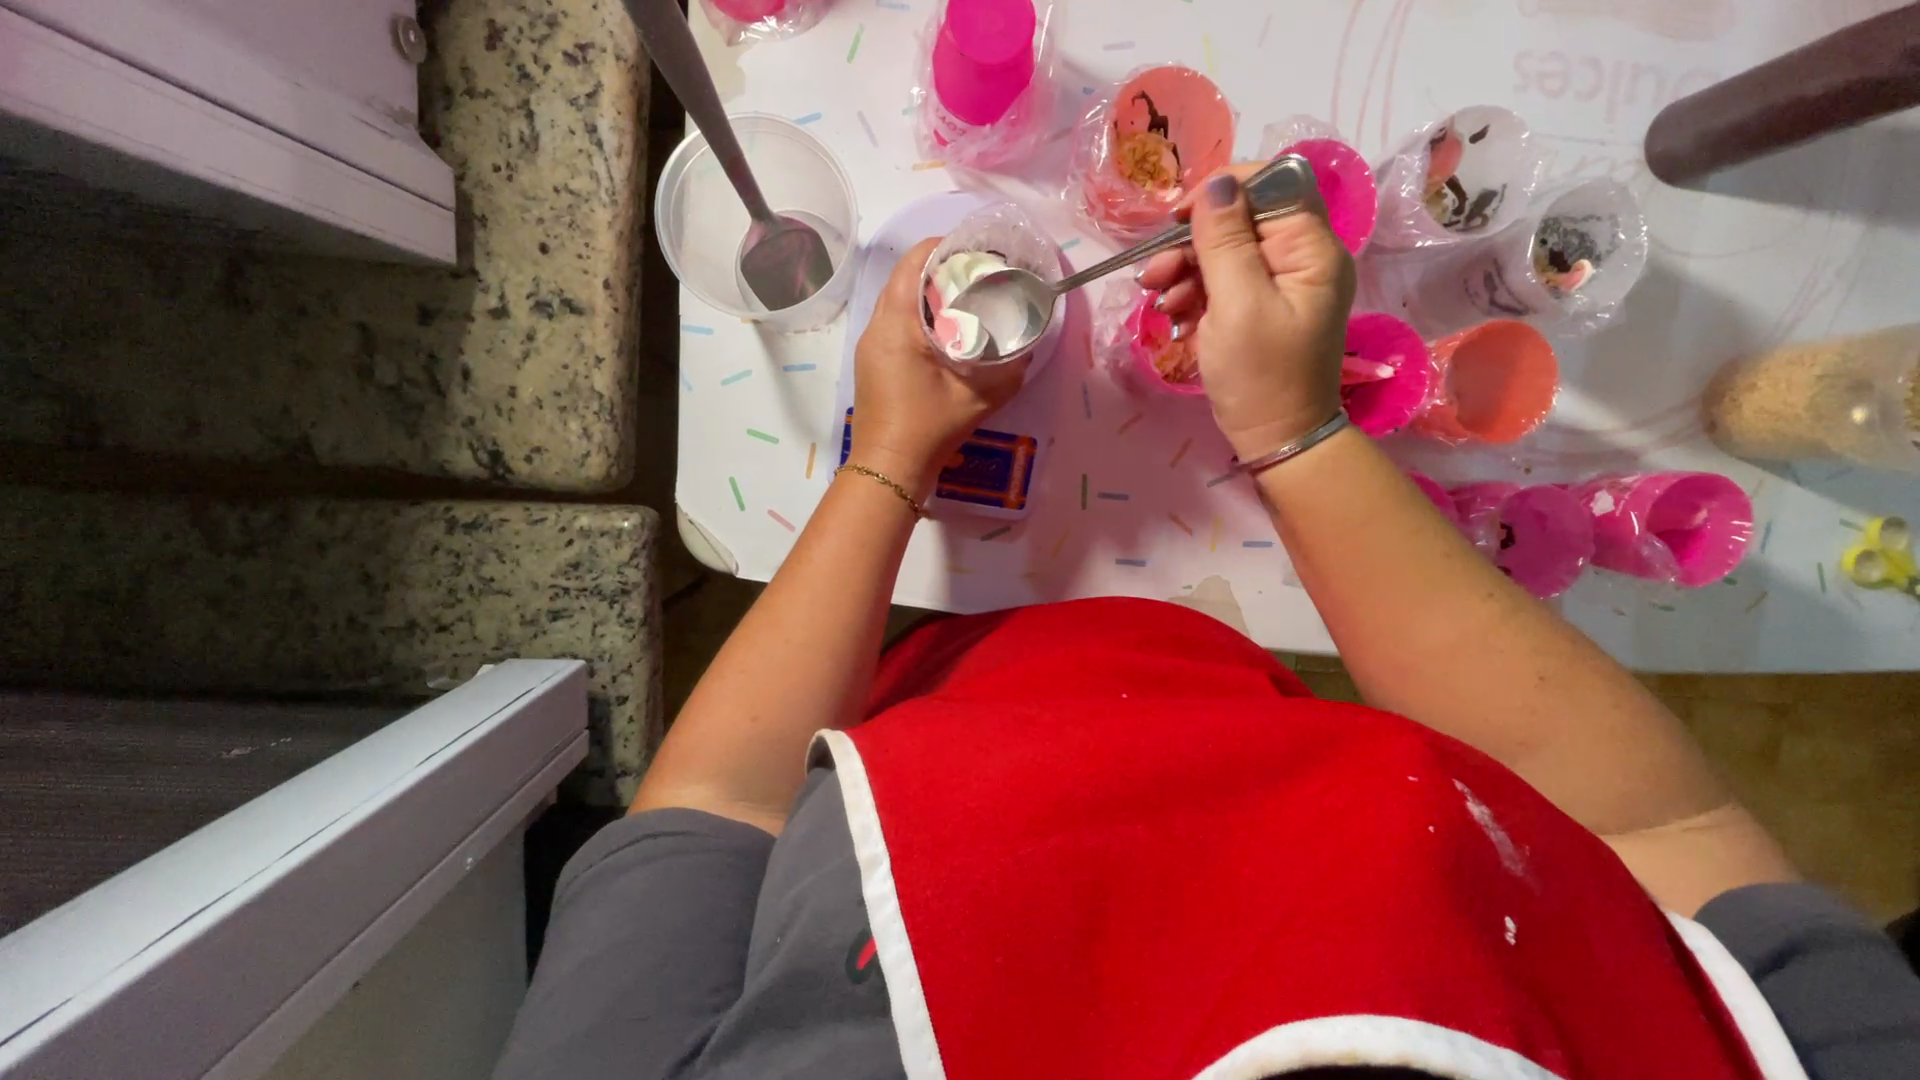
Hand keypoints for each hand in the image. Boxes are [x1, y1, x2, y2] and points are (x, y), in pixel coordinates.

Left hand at [849, 236, 1028, 494]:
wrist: (888, 469)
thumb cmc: (928, 429)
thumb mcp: (976, 398)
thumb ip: (1006, 370)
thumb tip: (1026, 350)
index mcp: (896, 325)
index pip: (913, 263)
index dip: (943, 248)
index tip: (974, 251)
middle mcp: (877, 328)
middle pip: (904, 278)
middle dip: (940, 271)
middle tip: (978, 276)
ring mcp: (871, 346)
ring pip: (898, 302)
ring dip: (929, 295)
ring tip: (966, 300)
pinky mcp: (873, 363)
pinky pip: (895, 324)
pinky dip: (919, 317)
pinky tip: (946, 333)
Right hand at [1136, 165, 1355, 459]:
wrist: (1275, 438)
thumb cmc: (1261, 375)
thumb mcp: (1237, 305)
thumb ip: (1225, 242)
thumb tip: (1215, 184)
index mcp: (1311, 249)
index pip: (1275, 184)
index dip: (1225, 190)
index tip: (1179, 215)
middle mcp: (1300, 258)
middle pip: (1241, 221)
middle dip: (1192, 242)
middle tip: (1152, 274)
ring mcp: (1278, 285)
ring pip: (1223, 253)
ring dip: (1184, 271)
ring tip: (1156, 301)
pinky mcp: (1257, 308)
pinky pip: (1221, 283)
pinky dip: (1192, 295)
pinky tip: (1172, 316)